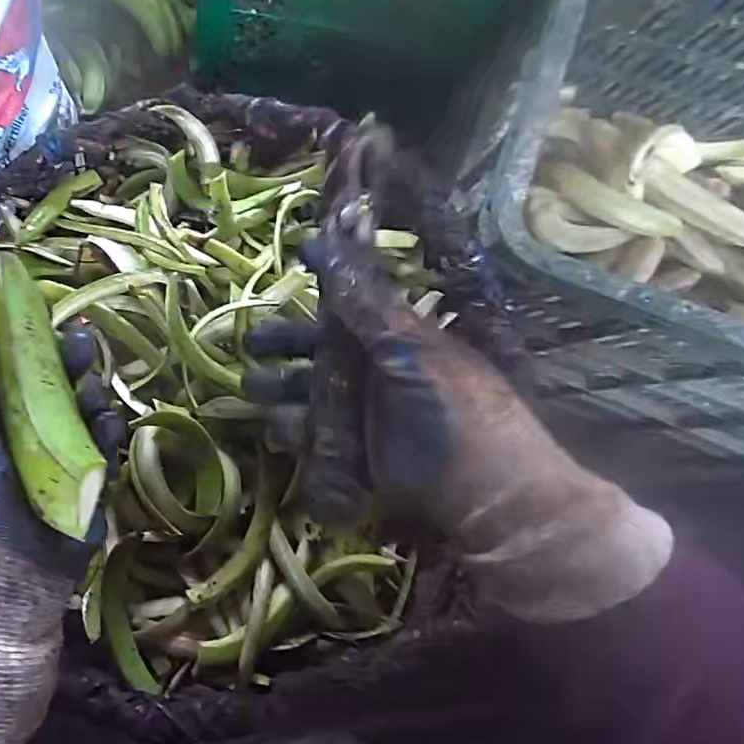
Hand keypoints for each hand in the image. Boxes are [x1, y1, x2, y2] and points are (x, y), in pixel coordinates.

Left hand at [0, 323, 122, 743]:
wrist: (6, 593)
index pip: (6, 364)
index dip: (22, 336)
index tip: (37, 313)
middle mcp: (25, 427)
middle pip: (51, 378)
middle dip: (66, 355)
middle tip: (81, 339)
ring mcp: (60, 451)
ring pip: (82, 403)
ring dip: (89, 388)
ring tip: (91, 385)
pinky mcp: (89, 474)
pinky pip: (105, 440)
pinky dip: (107, 427)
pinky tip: (105, 422)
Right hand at [246, 235, 673, 623]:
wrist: (491, 501)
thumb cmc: (459, 413)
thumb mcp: (414, 350)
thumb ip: (367, 305)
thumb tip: (335, 242)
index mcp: (395, 340)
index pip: (348, 303)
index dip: (322, 280)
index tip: (295, 257)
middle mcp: (373, 371)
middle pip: (315, 348)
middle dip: (281, 344)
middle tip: (251, 343)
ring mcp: (361, 414)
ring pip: (306, 391)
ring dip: (279, 389)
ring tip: (256, 388)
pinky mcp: (351, 454)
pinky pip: (310, 436)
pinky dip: (292, 431)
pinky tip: (279, 430)